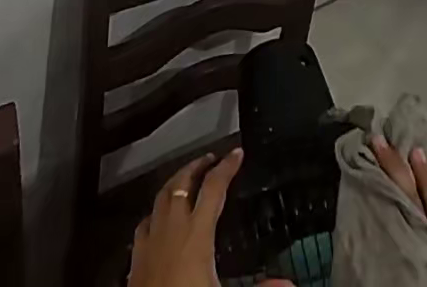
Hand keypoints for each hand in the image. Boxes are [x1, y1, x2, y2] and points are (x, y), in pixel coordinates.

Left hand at [127, 148, 291, 286]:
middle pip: (182, 184)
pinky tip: (159, 217)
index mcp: (196, 233)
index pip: (213, 188)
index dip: (227, 167)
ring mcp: (150, 242)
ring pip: (160, 197)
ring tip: (187, 179)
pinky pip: (145, 223)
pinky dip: (155, 211)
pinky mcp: (135, 259)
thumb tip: (291, 285)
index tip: (237, 153)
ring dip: (175, 182)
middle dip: (197, 167)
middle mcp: (171, 229)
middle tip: (211, 159)